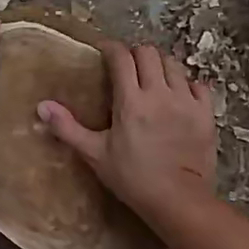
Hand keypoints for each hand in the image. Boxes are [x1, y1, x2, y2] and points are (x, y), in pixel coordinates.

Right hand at [37, 42, 215, 214]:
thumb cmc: (132, 177)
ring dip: (159, 65)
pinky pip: (199, 85)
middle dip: (135, 54)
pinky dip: (186, 83)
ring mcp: (187, 102)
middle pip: (149, 53)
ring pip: (174, 64)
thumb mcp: (94, 153)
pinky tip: (177, 94)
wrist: (178, 199)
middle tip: (125, 66)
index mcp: (131, 101)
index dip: (111, 49)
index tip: (103, 51)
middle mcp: (160, 93)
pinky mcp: (206, 113)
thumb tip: (41, 106)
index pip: (121, 58)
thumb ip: (67, 127)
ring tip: (150, 77)